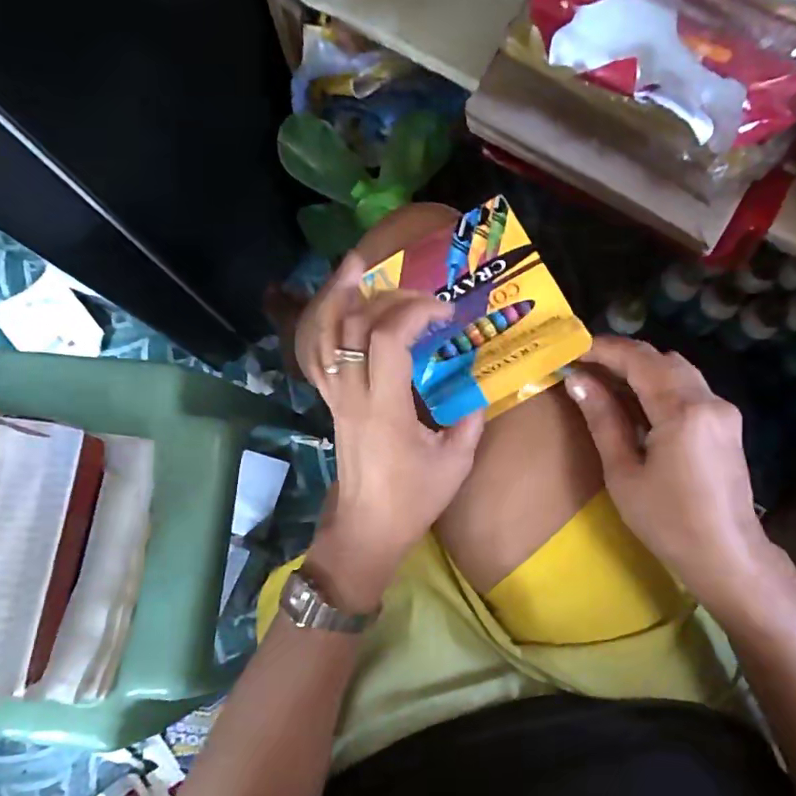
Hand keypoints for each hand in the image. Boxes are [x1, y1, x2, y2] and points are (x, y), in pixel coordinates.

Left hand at [296, 250, 484, 610]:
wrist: (368, 528)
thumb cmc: (413, 500)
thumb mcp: (456, 462)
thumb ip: (469, 419)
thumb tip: (475, 388)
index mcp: (386, 408)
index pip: (388, 339)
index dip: (415, 312)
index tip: (445, 313)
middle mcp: (353, 396)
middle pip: (354, 327)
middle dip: (386, 298)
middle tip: (418, 291)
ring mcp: (337, 399)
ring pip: (326, 337)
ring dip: (339, 298)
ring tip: (354, 266)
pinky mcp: (332, 405)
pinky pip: (320, 358)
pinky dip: (326, 327)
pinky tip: (338, 308)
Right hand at [564, 337, 771, 602]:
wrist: (725, 554)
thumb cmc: (666, 519)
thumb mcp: (623, 472)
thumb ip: (602, 420)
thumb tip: (577, 381)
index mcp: (682, 411)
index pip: (641, 360)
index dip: (605, 349)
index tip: (573, 348)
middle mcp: (709, 401)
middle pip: (663, 359)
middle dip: (623, 355)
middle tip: (584, 364)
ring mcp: (723, 412)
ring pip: (678, 371)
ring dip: (641, 369)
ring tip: (603, 381)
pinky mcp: (726, 425)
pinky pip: (688, 390)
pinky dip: (658, 386)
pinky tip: (634, 403)